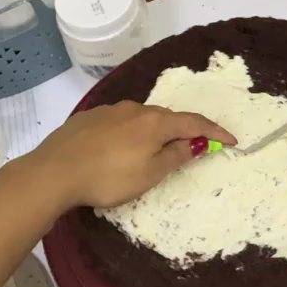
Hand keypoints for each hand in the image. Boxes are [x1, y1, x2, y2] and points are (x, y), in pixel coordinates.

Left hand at [25, 101, 233, 209]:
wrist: (54, 171)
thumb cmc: (108, 177)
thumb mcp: (149, 174)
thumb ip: (175, 156)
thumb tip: (196, 142)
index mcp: (154, 122)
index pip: (194, 122)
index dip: (215, 131)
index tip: (232, 140)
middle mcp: (135, 109)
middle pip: (168, 118)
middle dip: (184, 131)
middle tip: (195, 148)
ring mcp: (109, 111)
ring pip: (142, 119)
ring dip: (155, 133)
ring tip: (156, 153)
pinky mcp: (89, 118)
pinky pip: (121, 122)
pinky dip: (132, 134)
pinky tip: (122, 150)